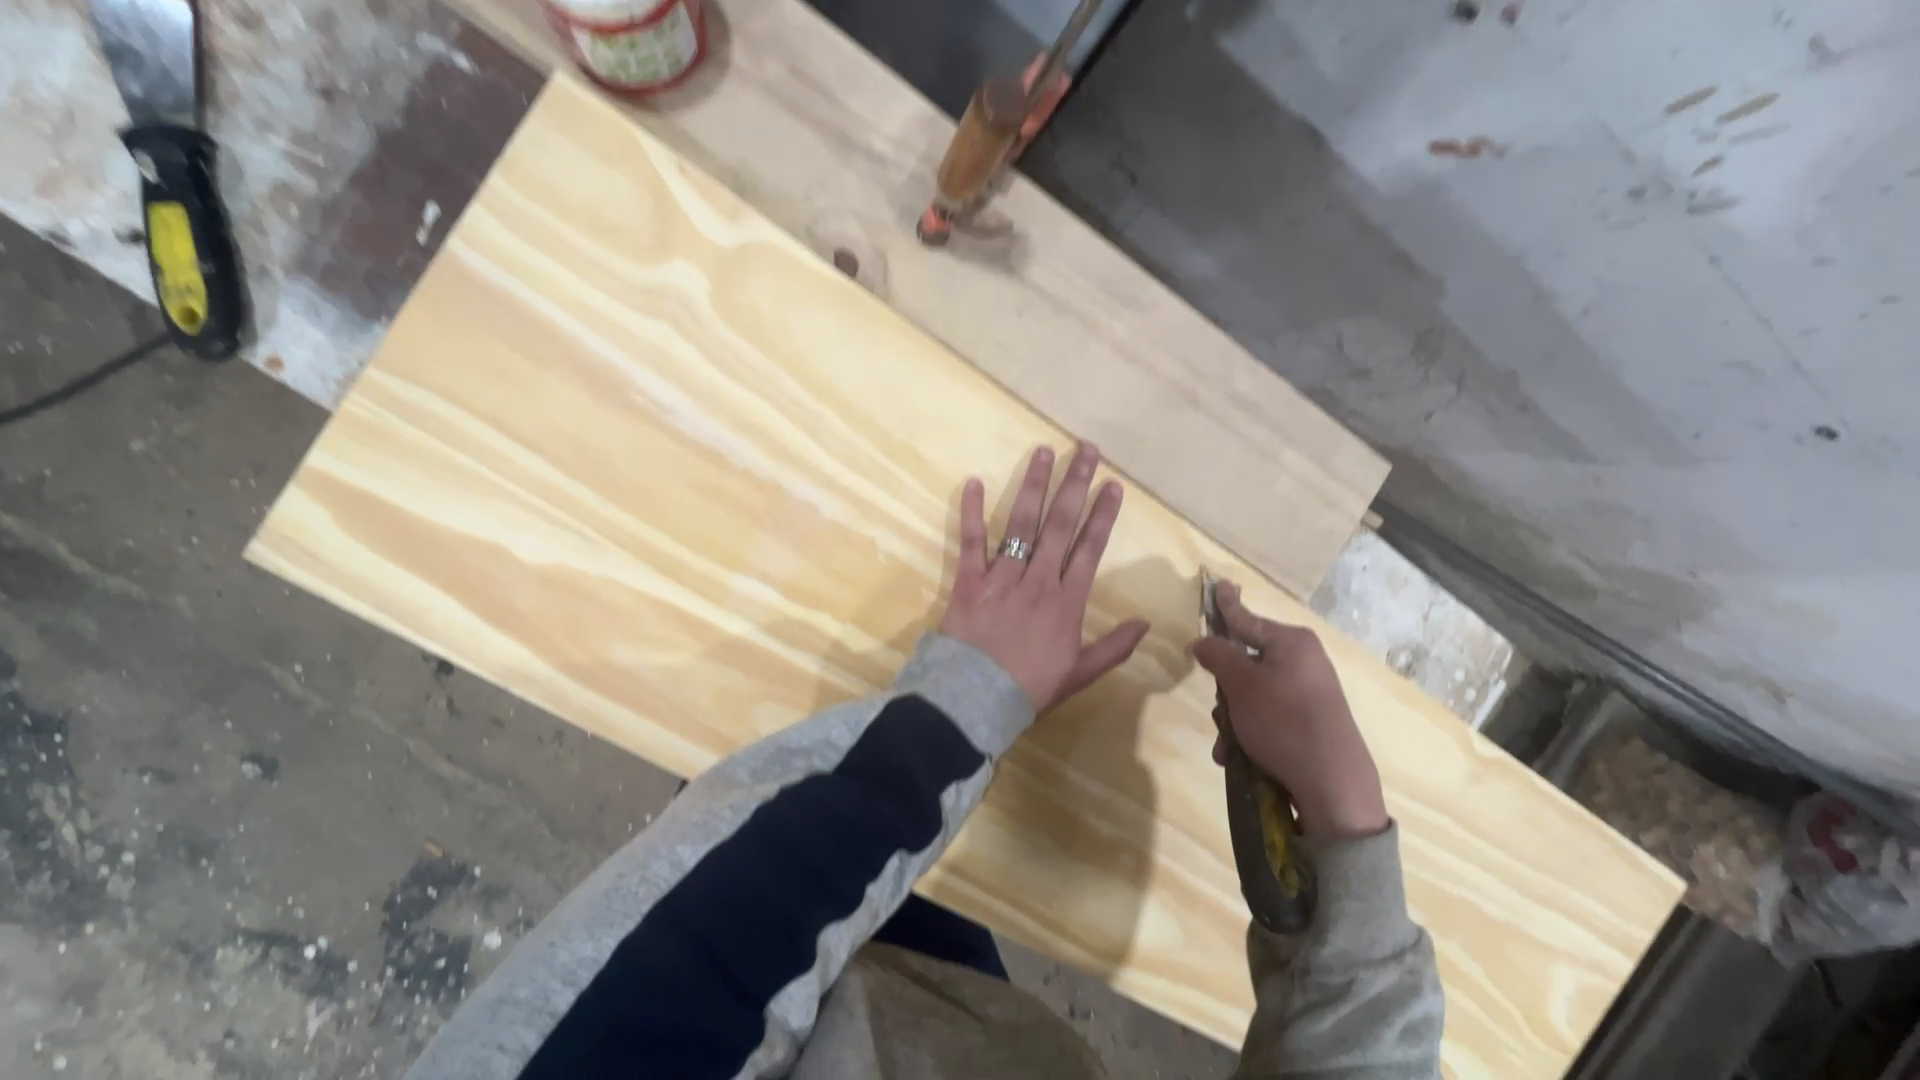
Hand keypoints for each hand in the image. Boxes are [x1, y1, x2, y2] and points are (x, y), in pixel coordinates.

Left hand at [939, 442, 1151, 712]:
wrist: (976, 700)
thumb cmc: (1029, 688)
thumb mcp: (1079, 674)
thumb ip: (1113, 647)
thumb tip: (1145, 624)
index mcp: (1067, 601)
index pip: (1090, 548)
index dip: (1103, 515)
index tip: (1113, 485)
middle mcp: (1038, 580)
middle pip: (1061, 525)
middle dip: (1075, 484)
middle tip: (1086, 450)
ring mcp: (1002, 577)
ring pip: (1021, 523)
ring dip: (1033, 486)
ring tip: (1044, 452)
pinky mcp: (969, 581)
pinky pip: (971, 541)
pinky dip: (971, 511)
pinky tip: (973, 481)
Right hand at [1191, 581, 1388, 841]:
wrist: (1333, 782)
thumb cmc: (1283, 722)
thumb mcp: (1241, 685)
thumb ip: (1218, 656)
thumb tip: (1204, 640)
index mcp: (1291, 643)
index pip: (1247, 618)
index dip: (1226, 606)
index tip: (1218, 585)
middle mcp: (1303, 661)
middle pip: (1246, 662)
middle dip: (1226, 691)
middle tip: (1220, 711)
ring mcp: (1308, 692)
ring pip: (1253, 694)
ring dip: (1233, 719)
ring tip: (1228, 746)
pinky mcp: (1310, 720)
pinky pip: (1268, 716)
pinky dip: (1250, 733)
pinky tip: (1238, 756)